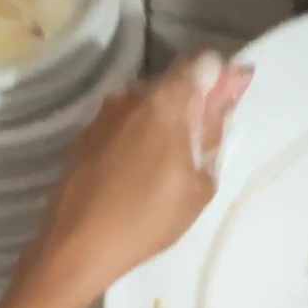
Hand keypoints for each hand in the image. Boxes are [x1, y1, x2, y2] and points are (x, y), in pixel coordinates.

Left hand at [16, 53, 251, 307]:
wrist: (77, 244)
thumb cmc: (148, 219)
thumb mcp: (199, 185)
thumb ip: (213, 134)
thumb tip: (223, 100)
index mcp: (167, 100)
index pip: (205, 63)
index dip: (223, 79)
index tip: (230, 104)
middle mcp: (133, 95)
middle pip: (174, 81)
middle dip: (193, 101)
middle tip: (202, 141)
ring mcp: (104, 114)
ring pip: (145, 103)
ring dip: (163, 120)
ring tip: (168, 162)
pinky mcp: (84, 135)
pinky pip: (122, 123)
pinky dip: (137, 135)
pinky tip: (137, 171)